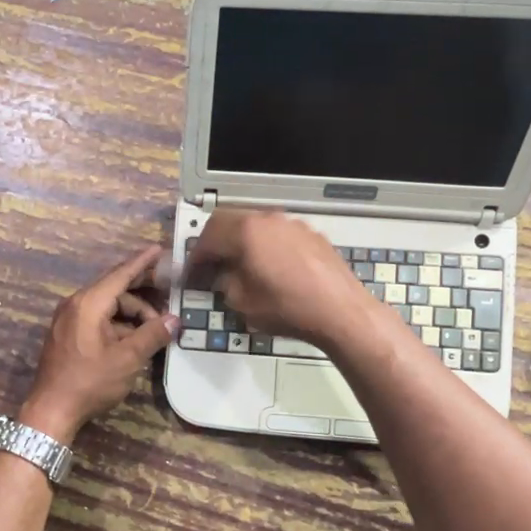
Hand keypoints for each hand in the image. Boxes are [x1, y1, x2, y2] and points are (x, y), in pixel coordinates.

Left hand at [20, 246, 178, 441]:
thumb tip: (174, 320)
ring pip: (107, 306)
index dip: (142, 262)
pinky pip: (97, 318)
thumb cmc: (90, 382)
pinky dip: (117, 324)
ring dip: (131, 314)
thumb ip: (152, 335)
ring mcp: (68, 319)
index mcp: (89, 303)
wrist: (51, 409)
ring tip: (154, 330)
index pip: (121, 274)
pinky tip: (134, 339)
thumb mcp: (127, 359)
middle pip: (115, 289)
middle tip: (167, 295)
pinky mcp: (67, 334)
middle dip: (142, 294)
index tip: (158, 250)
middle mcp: (76, 304)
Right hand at [185, 209, 376, 348]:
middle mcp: (268, 219)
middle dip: (215, 243)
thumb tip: (224, 275)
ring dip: (241, 241)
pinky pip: (278, 233)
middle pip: (230, 221)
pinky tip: (270, 268)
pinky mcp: (311, 234)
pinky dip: (266, 245)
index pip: (207, 237)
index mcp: (245, 232)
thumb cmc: (287, 308)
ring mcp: (292, 224)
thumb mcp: (242, 302)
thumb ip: (224, 282)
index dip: (195, 257)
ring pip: (256, 225)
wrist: (340, 311)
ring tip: (240, 266)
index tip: (191, 274)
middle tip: (210, 265)